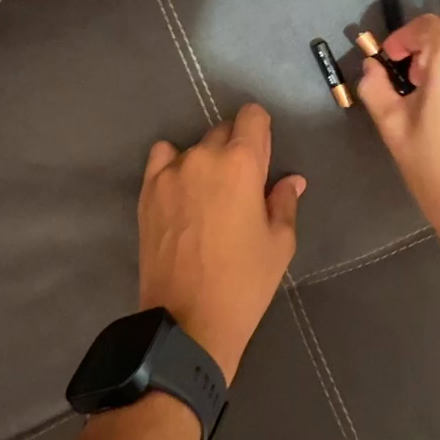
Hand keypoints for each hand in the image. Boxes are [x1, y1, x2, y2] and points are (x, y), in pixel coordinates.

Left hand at [137, 103, 304, 382]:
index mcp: (241, 163)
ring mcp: (171, 171)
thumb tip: (291, 181)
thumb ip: (284, 202)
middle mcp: (204, 156)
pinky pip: (163, 158)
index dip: (261, 132)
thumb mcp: (279, 244)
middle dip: (236, 149)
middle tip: (241, 187)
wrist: (188, 323)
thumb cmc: (244, 283)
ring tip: (209, 196)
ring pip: (195, 147)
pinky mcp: (147, 190)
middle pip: (224, 130)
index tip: (263, 157)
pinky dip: (174, 164)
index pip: (252, 116)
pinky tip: (181, 191)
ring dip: (206, 160)